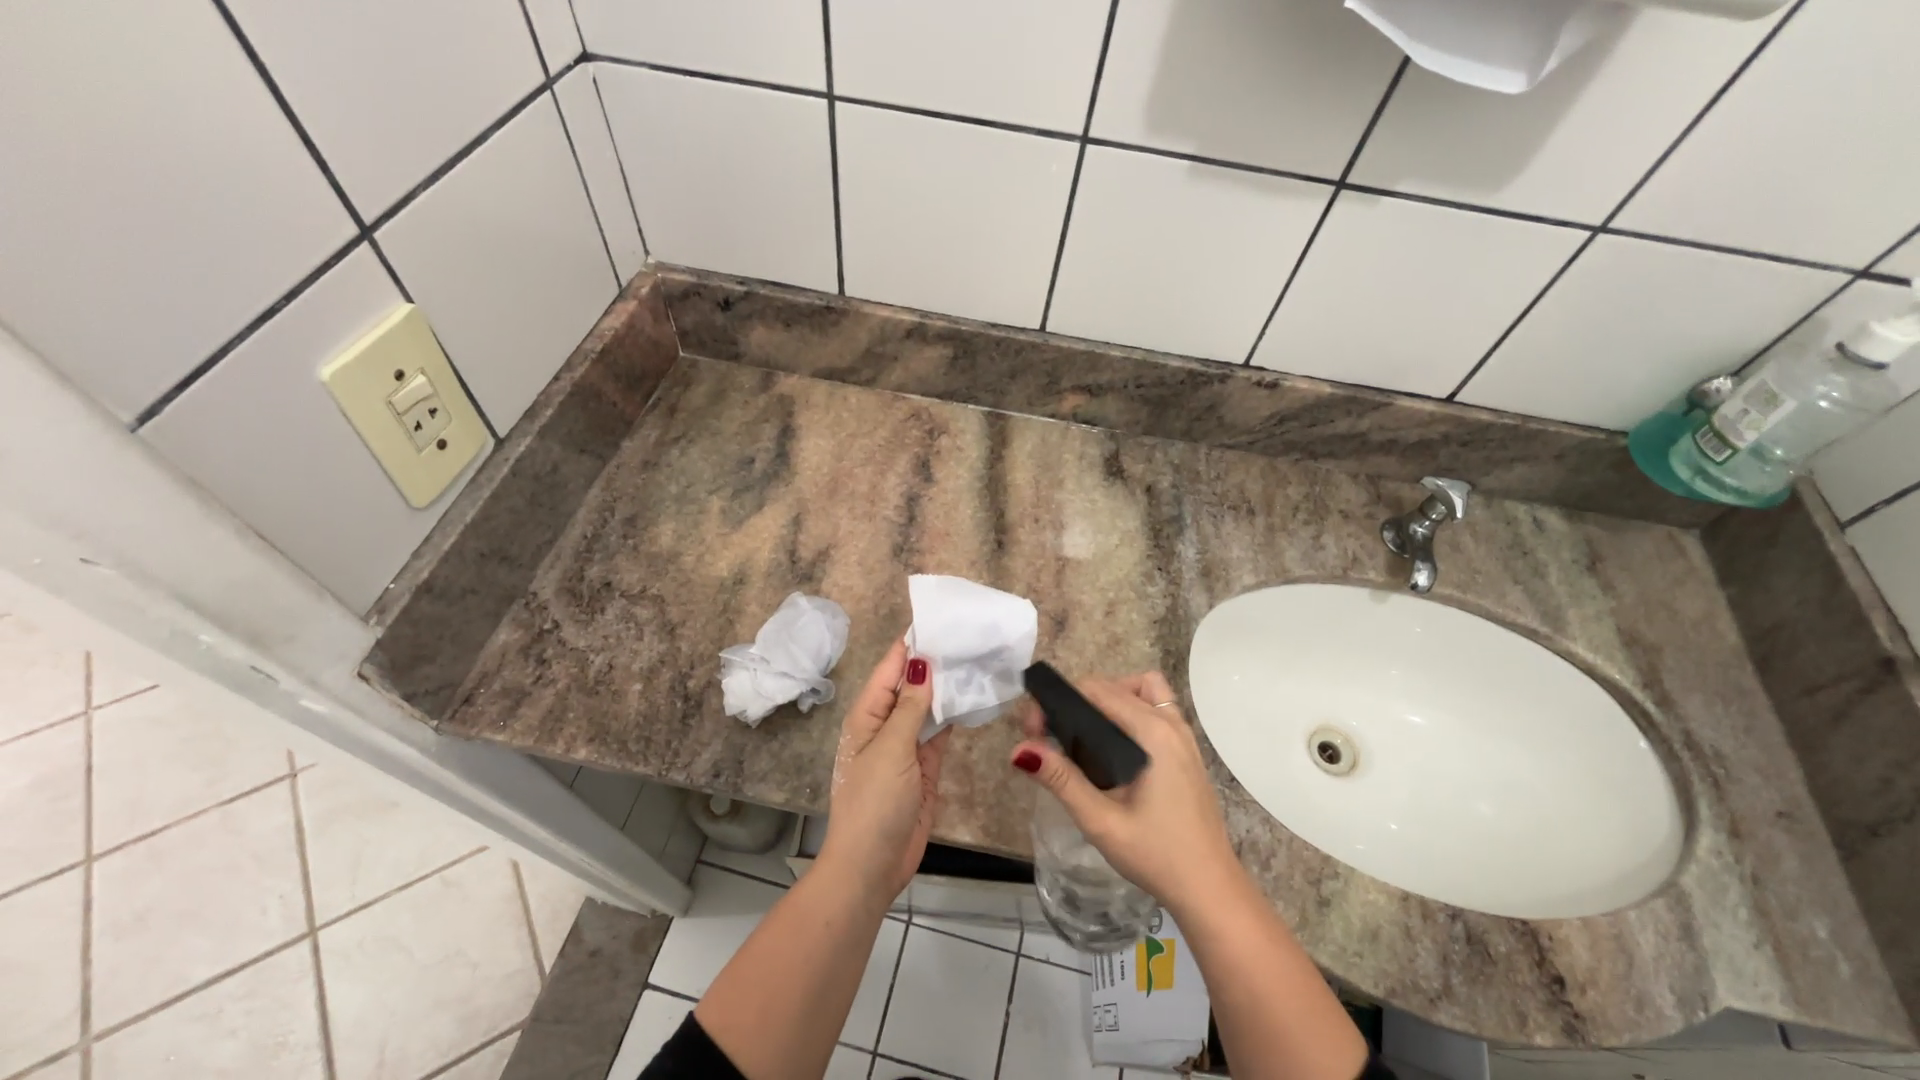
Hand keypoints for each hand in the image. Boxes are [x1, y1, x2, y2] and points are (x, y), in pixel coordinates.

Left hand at [819, 638, 949, 897]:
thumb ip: (909, 708)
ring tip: (979, 657)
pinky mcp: (926, 767)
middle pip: (912, 684)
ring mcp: (907, 746)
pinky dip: (955, 715)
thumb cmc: (873, 803)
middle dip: (936, 661)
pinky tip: (975, 697)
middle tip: (972, 634)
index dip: (913, 643)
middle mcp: (886, 724)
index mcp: (867, 715)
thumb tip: (921, 663)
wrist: (873, 865)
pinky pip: (940, 732)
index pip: (891, 667)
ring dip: (948, 687)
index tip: (942, 616)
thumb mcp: (890, 750)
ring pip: (929, 706)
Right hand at [1009, 671, 1239, 914]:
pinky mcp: (1188, 753)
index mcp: (1153, 733)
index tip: (1034, 728)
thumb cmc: (1156, 855)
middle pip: (1119, 686)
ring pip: (1144, 692)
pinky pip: (1158, 712)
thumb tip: (1020, 750)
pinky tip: (1112, 750)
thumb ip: (1062, 780)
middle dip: (1078, 699)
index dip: (1059, 700)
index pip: (1097, 691)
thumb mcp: (1100, 821)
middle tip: (1049, 733)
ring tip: (1084, 733)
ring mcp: (1185, 738)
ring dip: (1111, 700)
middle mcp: (1172, 725)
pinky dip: (1132, 713)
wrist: (1209, 888)